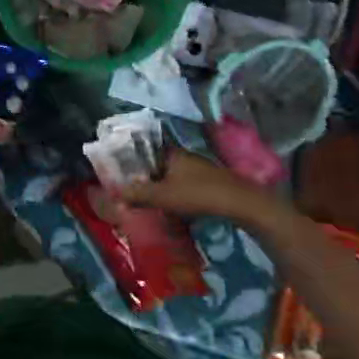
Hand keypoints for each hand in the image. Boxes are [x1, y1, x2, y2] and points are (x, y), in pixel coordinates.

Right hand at [108, 149, 287, 228]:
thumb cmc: (198, 194)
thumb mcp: (162, 196)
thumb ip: (137, 195)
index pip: (147, 150)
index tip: (122, 170)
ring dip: (164, 187)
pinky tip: (174, 208)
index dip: (134, 158)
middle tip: (132, 189)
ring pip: (175, 176)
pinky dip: (178, 195)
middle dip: (148, 176)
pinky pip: (188, 187)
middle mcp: (187, 158)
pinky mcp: (214, 184)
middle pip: (161, 165)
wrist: (243, 205)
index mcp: (173, 154)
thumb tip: (115, 196)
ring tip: (150, 200)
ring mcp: (202, 171)